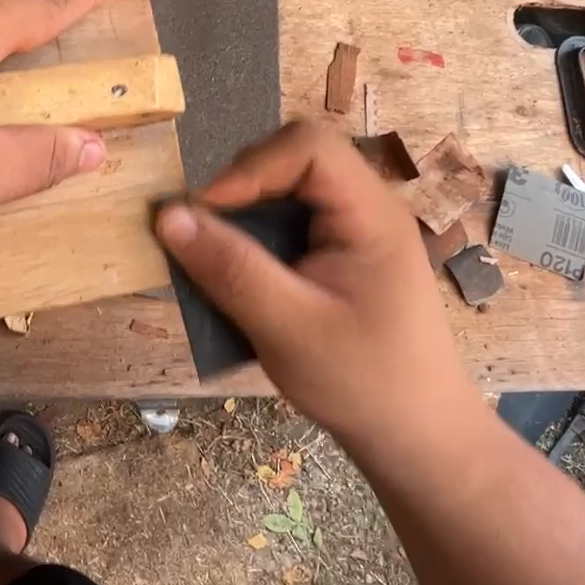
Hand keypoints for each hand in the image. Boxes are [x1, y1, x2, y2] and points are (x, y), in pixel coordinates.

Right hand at [154, 122, 481, 454]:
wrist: (416, 437)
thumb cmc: (364, 383)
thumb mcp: (289, 329)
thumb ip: (230, 269)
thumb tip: (167, 215)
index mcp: (371, 215)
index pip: (308, 147)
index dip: (249, 168)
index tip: (205, 212)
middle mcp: (364, 209)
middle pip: (293, 157)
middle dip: (240, 186)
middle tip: (204, 231)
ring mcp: (352, 230)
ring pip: (284, 187)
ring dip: (241, 211)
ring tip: (214, 251)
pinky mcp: (337, 252)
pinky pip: (285, 218)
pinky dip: (251, 233)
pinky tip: (237, 269)